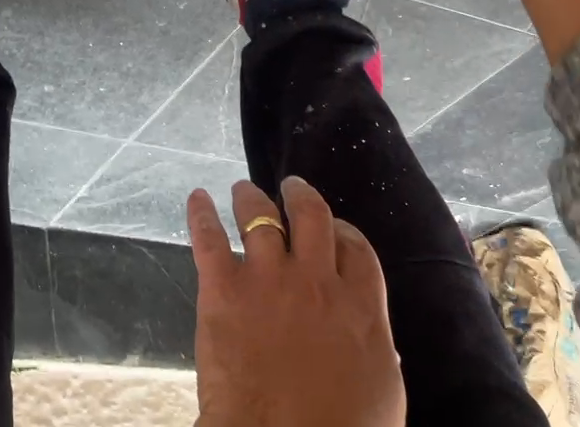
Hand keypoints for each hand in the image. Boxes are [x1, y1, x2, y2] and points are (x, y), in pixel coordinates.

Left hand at [187, 178, 404, 426]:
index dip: (343, 231)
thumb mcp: (382, 393)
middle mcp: (316, 281)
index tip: (333, 227)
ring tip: (242, 189)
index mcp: (360, 308)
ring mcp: (267, 279)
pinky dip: (200, 213)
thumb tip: (370, 331)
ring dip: (249, 196)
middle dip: (300, 195)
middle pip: (310, 215)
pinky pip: (208, 237)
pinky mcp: (223, 288)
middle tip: (289, 186)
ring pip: (258, 215)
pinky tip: (197, 198)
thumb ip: (374, 348)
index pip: (356, 248)